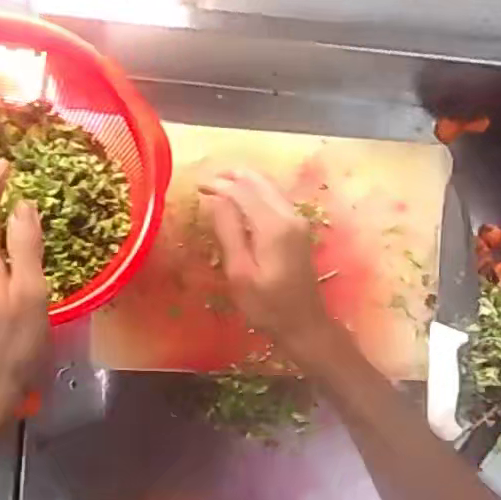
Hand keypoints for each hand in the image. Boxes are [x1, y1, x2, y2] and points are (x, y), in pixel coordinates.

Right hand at [200, 169, 335, 351]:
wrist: (303, 323)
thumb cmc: (266, 305)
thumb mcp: (240, 273)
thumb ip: (228, 233)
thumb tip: (216, 200)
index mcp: (273, 227)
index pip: (243, 191)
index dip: (219, 184)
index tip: (197, 186)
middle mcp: (290, 216)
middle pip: (260, 182)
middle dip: (232, 176)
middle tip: (205, 181)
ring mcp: (297, 220)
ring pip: (269, 187)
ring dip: (244, 182)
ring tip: (218, 185)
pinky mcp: (298, 227)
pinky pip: (274, 198)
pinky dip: (255, 191)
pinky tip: (240, 199)